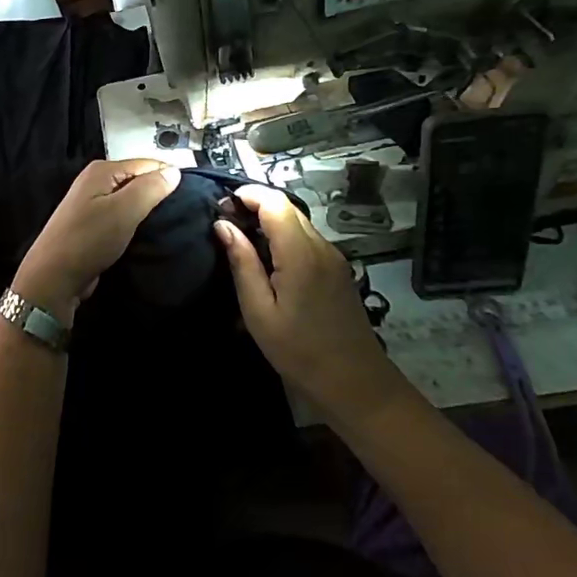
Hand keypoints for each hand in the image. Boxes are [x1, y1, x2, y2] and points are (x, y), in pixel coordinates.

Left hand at [14, 159, 179, 321]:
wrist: (53, 279)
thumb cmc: (89, 240)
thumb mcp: (124, 211)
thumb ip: (151, 188)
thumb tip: (175, 170)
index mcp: (102, 170)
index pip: (147, 163)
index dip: (168, 176)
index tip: (190, 195)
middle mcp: (95, 181)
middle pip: (138, 180)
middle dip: (158, 193)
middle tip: (182, 211)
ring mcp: (92, 203)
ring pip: (131, 199)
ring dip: (147, 210)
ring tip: (169, 222)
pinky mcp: (92, 224)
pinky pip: (122, 216)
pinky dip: (134, 222)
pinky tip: (147, 233)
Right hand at [218, 186, 410, 422]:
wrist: (355, 382)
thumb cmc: (300, 352)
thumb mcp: (259, 312)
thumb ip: (242, 263)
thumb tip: (223, 225)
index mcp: (301, 253)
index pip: (275, 202)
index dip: (248, 194)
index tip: (222, 205)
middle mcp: (321, 245)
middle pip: (287, 208)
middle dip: (255, 206)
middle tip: (226, 224)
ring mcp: (333, 256)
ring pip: (298, 223)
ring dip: (270, 222)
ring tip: (242, 242)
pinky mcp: (337, 268)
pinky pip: (307, 240)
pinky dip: (285, 238)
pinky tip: (269, 261)